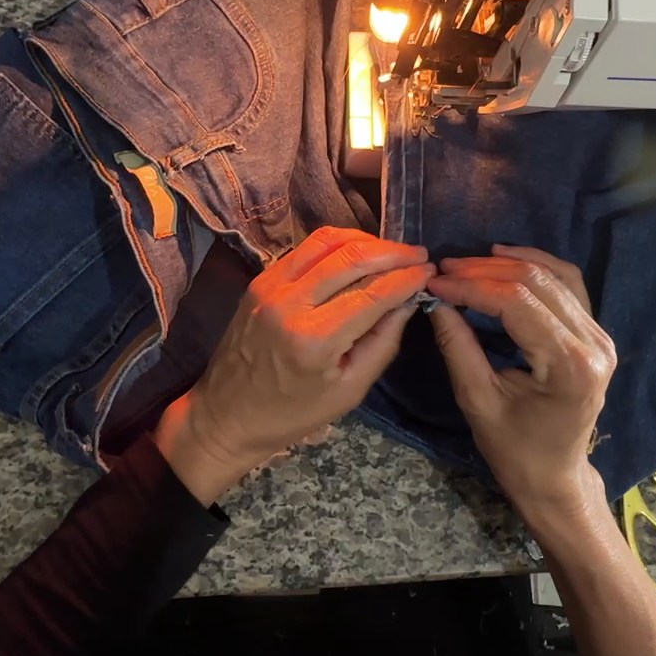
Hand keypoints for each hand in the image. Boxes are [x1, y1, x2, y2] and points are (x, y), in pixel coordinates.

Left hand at [155, 227, 432, 502]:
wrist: (225, 414)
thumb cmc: (291, 415)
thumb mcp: (348, 391)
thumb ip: (382, 343)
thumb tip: (408, 301)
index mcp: (315, 339)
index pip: (373, 293)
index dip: (407, 278)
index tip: (429, 270)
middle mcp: (291, 303)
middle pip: (352, 258)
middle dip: (392, 252)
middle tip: (419, 253)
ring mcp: (271, 286)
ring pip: (326, 242)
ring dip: (365, 240)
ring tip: (391, 249)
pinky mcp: (260, 280)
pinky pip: (305, 249)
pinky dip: (336, 244)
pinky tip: (357, 252)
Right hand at [426, 245, 616, 519]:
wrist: (555, 476)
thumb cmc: (514, 449)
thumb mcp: (477, 400)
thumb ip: (457, 346)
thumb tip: (436, 299)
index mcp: (568, 365)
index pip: (515, 302)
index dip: (471, 285)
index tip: (436, 282)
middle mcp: (593, 343)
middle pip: (535, 282)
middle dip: (484, 270)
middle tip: (445, 269)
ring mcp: (600, 335)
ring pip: (553, 275)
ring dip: (506, 264)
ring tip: (466, 263)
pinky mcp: (595, 333)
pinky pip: (568, 283)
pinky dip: (536, 266)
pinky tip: (505, 259)